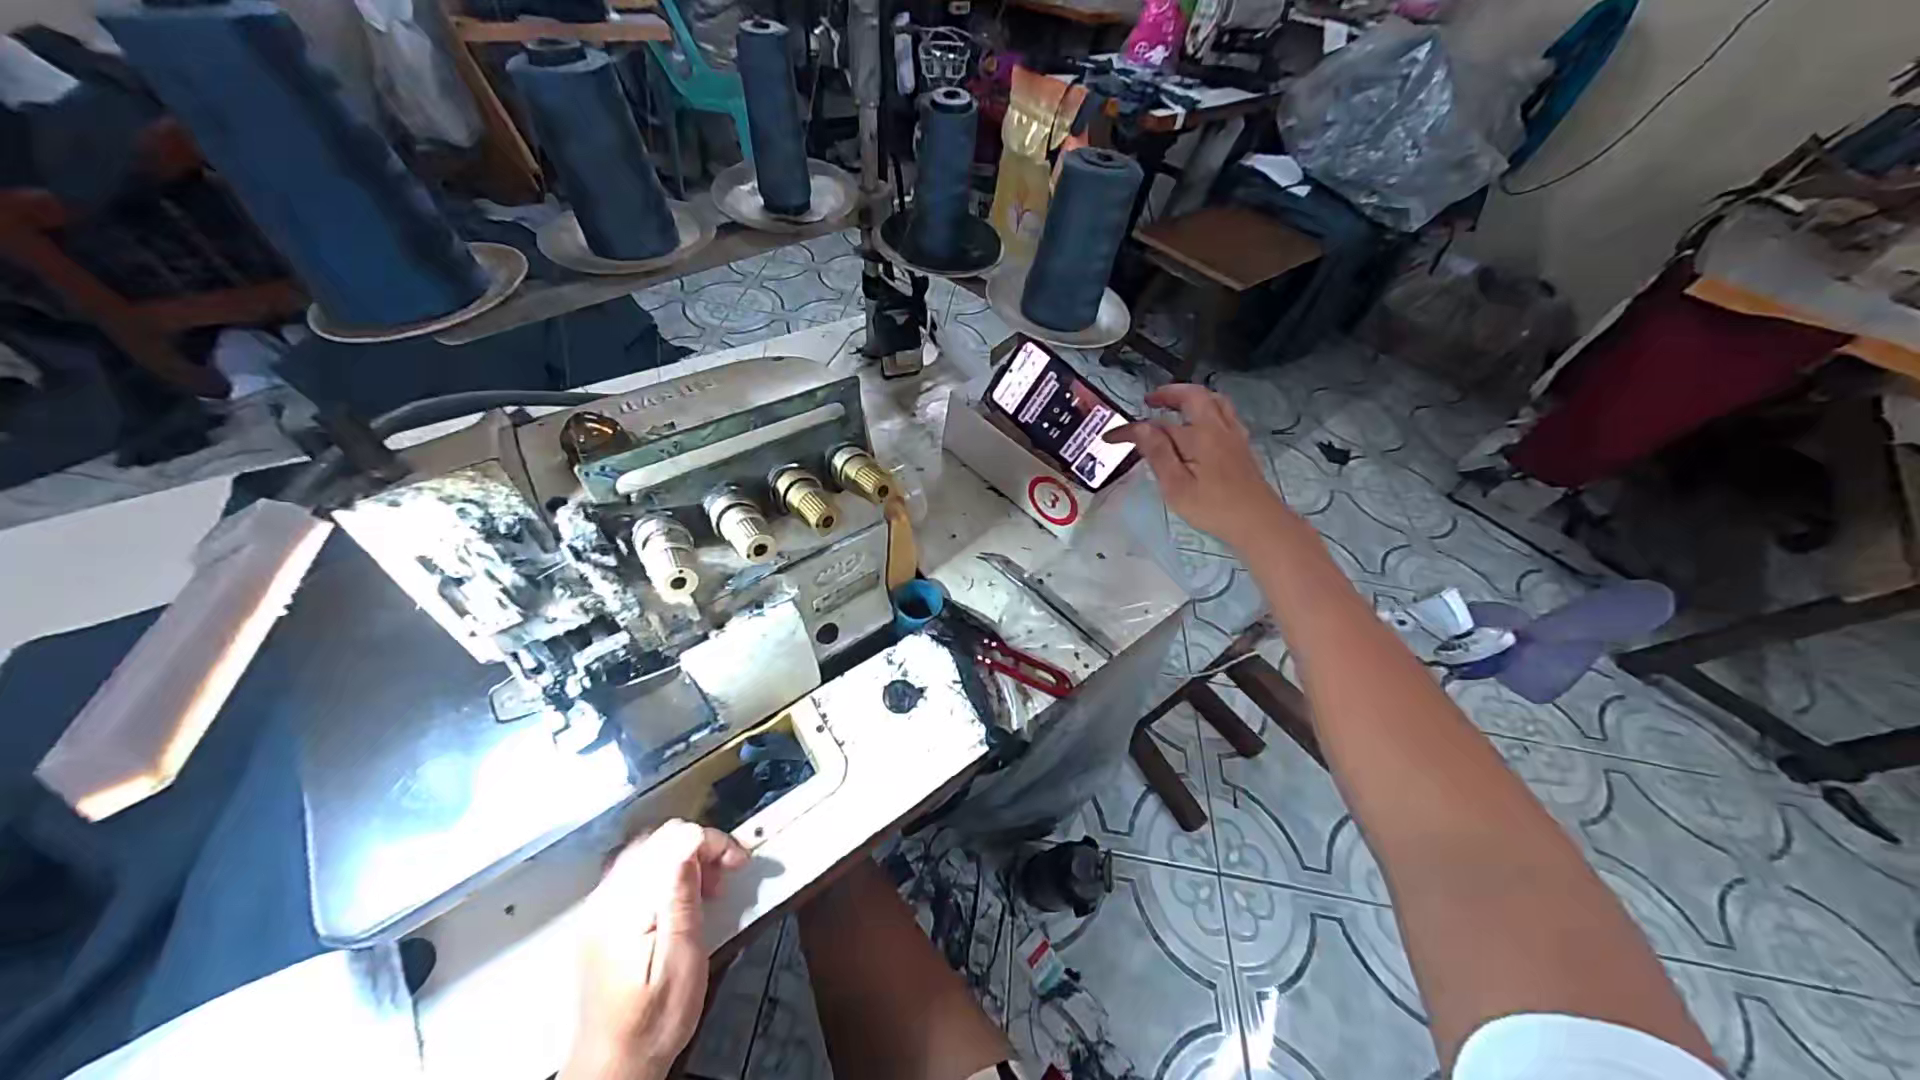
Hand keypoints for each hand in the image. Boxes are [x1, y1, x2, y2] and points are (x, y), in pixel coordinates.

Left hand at [563, 820, 749, 1079]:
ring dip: (684, 857)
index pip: (673, 841)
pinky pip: (637, 871)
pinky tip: (682, 896)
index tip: (737, 861)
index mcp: (626, 909)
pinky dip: (666, 871)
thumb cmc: (652, 1024)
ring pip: (648, 850)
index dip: (713, 842)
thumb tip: (690, 847)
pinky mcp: (603, 918)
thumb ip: (683, 900)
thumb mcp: (682, 962)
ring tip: (707, 887)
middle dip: (700, 847)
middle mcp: (606, 901)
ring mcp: (601, 908)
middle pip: (658, 839)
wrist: (613, 1067)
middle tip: (725, 875)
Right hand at [1106, 384, 1294, 552]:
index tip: (1112, 437)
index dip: (1132, 429)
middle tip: (1150, 401)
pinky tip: (1201, 426)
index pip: (1158, 425)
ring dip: (1192, 397)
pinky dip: (1208, 409)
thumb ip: (1158, 453)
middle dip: (1169, 393)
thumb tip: (1141, 427)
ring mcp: (1234, 436)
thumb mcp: (1176, 486)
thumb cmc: (1213, 508)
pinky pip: (1225, 414)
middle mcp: (1218, 427)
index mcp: (1199, 435)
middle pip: (1194, 396)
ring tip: (1175, 406)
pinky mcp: (1242, 447)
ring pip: (1214, 401)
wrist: (1258, 522)